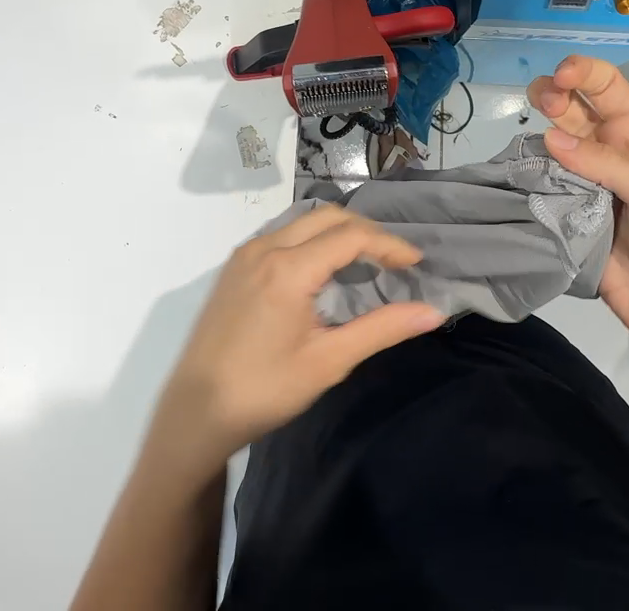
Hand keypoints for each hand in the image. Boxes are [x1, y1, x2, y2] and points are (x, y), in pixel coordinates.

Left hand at [157, 206, 445, 460]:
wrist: (196, 411)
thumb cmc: (264, 390)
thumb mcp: (328, 361)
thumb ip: (381, 329)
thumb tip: (432, 313)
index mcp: (287, 269)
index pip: (350, 236)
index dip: (388, 244)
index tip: (416, 264)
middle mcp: (263, 248)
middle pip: (326, 217)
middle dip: (366, 231)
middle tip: (395, 259)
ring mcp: (243, 255)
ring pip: (301, 222)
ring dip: (337, 231)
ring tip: (366, 260)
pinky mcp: (233, 268)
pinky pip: (280, 235)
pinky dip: (310, 240)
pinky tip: (323, 269)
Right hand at [527, 57, 628, 339]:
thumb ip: (610, 167)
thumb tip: (550, 136)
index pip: (609, 90)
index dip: (584, 74)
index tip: (560, 77)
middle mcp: (608, 155)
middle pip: (571, 111)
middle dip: (551, 96)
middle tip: (543, 103)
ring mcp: (584, 187)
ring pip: (549, 150)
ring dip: (535, 141)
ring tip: (530, 148)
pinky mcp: (565, 219)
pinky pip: (540, 192)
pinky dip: (526, 183)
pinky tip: (518, 179)